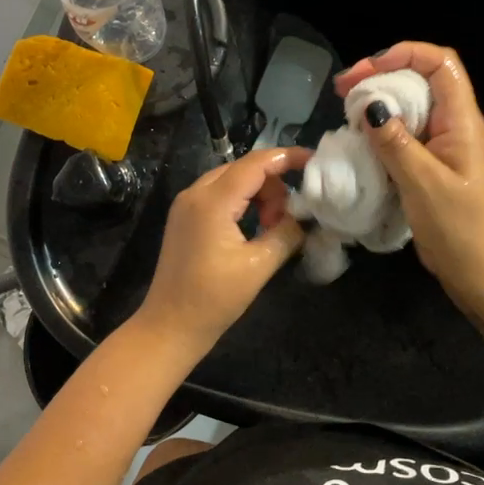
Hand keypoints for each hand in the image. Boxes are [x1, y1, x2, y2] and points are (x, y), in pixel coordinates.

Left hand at [138, 146, 311, 352]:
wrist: (170, 326)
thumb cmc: (214, 299)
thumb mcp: (258, 266)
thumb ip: (286, 233)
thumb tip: (304, 217)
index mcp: (212, 201)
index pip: (255, 164)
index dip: (286, 158)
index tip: (313, 161)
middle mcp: (195, 193)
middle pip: (243, 168)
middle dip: (273, 184)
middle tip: (288, 217)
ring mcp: (186, 204)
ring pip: (232, 180)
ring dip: (258, 194)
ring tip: (270, 227)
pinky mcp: (184, 217)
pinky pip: (219, 194)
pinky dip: (241, 202)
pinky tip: (252, 228)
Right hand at [335, 42, 483, 291]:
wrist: (474, 268)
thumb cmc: (456, 226)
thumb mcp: (422, 183)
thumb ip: (395, 142)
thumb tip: (369, 105)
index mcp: (462, 121)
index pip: (440, 63)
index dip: (405, 54)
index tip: (367, 71)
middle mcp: (454, 124)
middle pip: (421, 77)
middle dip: (383, 73)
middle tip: (344, 90)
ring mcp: (443, 142)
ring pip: (411, 102)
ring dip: (379, 100)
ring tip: (346, 110)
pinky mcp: (430, 160)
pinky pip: (405, 129)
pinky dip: (381, 126)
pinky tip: (359, 137)